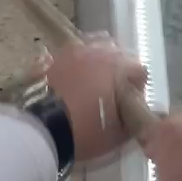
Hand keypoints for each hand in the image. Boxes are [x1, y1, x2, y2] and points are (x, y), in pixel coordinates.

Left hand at [39, 37, 146, 162]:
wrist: (42, 130)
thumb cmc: (85, 131)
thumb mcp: (118, 134)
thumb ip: (134, 119)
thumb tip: (137, 111)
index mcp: (115, 67)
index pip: (138, 69)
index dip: (139, 86)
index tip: (133, 102)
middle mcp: (94, 52)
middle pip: (116, 51)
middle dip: (120, 68)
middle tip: (116, 90)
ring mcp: (70, 52)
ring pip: (91, 46)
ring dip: (98, 60)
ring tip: (95, 80)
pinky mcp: (52, 58)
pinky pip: (70, 53)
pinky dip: (76, 62)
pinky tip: (75, 77)